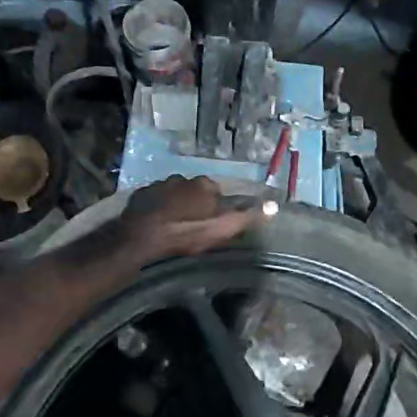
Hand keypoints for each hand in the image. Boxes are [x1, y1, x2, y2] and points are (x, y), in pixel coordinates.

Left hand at [118, 176, 264, 261]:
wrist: (142, 238)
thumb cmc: (186, 233)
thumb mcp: (223, 229)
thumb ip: (248, 217)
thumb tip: (275, 205)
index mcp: (206, 185)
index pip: (218, 193)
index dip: (217, 209)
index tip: (213, 224)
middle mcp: (184, 178)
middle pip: (196, 192)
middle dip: (196, 204)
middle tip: (194, 226)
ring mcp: (160, 184)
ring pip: (174, 194)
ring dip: (176, 205)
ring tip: (174, 226)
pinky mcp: (141, 194)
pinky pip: (155, 200)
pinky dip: (157, 208)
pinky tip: (156, 223)